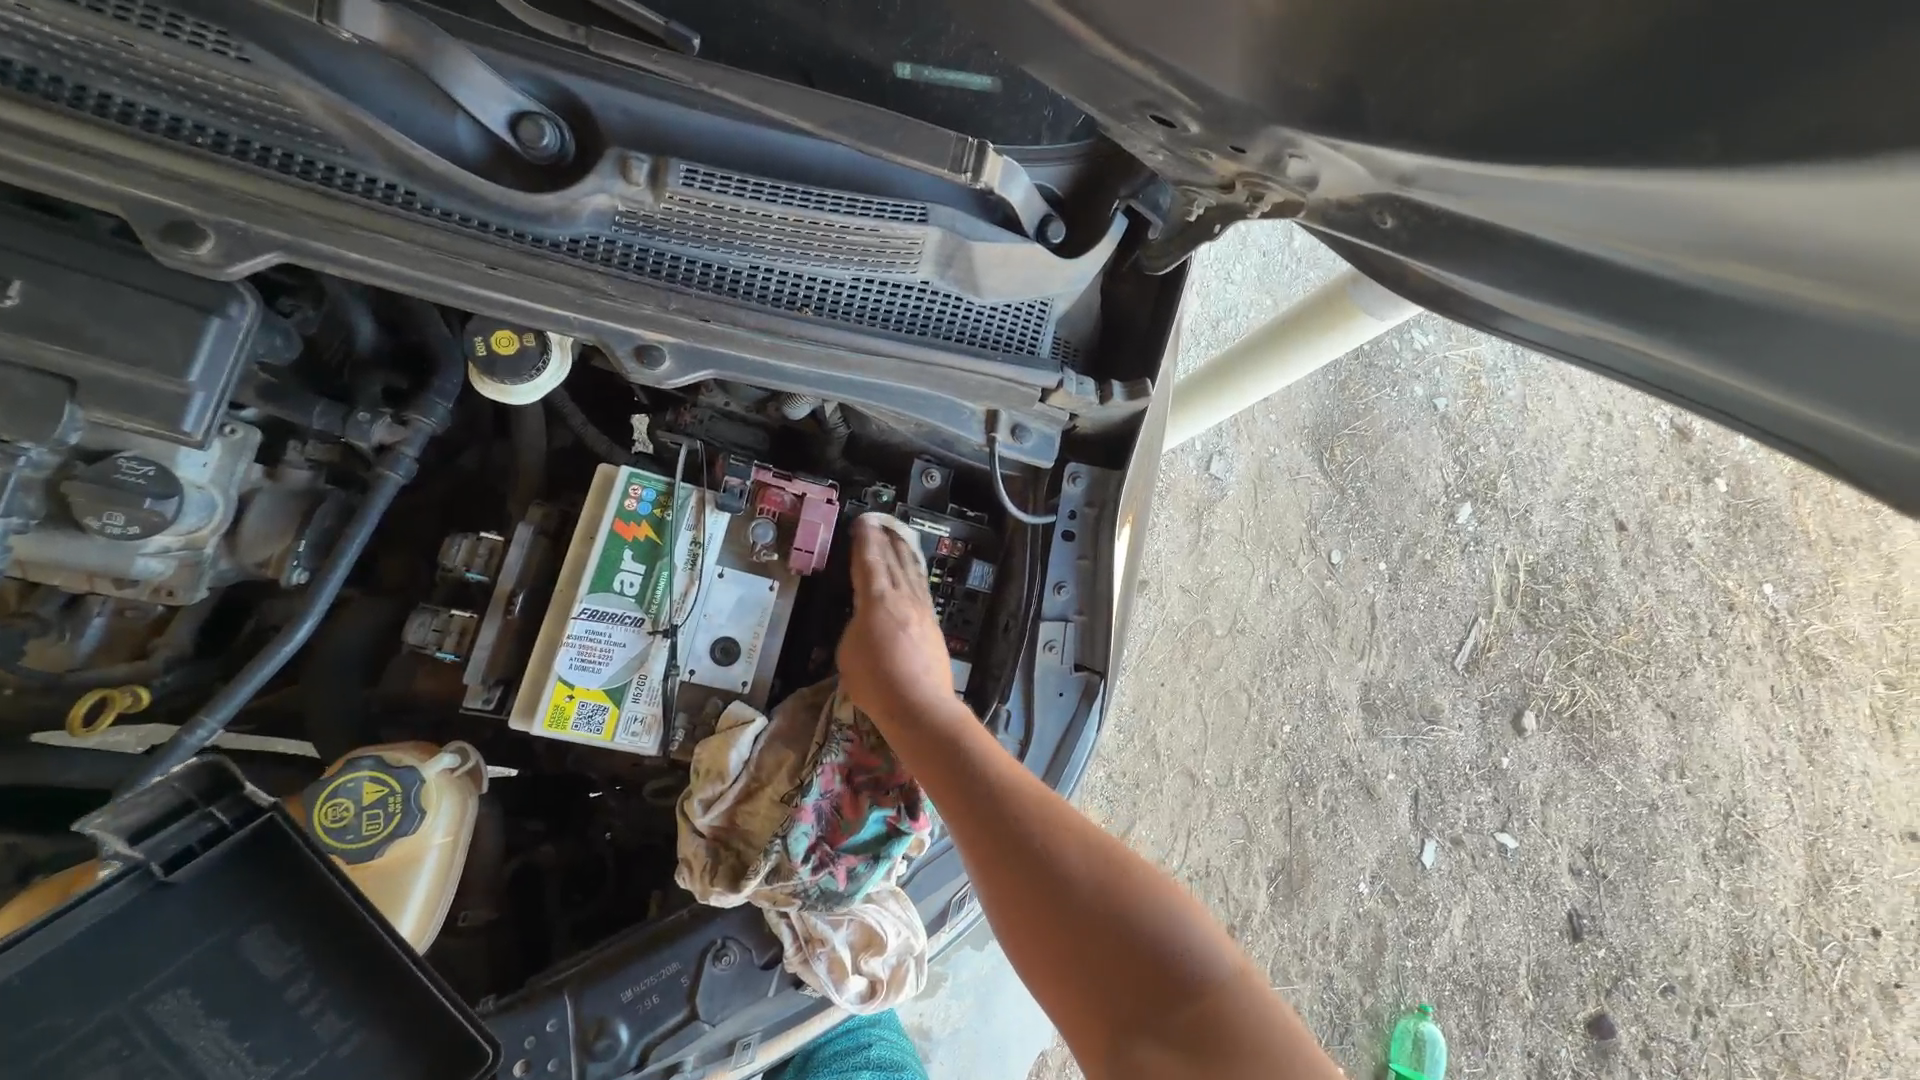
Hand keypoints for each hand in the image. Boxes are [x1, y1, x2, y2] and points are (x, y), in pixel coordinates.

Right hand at [836, 513, 956, 727]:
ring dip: (904, 552)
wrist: (920, 705)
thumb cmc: (876, 683)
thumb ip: (855, 627)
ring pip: (912, 571)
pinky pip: (922, 588)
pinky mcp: (933, 624)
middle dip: (884, 539)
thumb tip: (864, 620)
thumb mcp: (848, 653)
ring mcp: (922, 609)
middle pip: (893, 560)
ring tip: (898, 537)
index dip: (864, 540)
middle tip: (879, 522)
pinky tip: (915, 573)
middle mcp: (902, 597)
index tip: (862, 522)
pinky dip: (915, 573)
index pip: (868, 561)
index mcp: (876, 600)